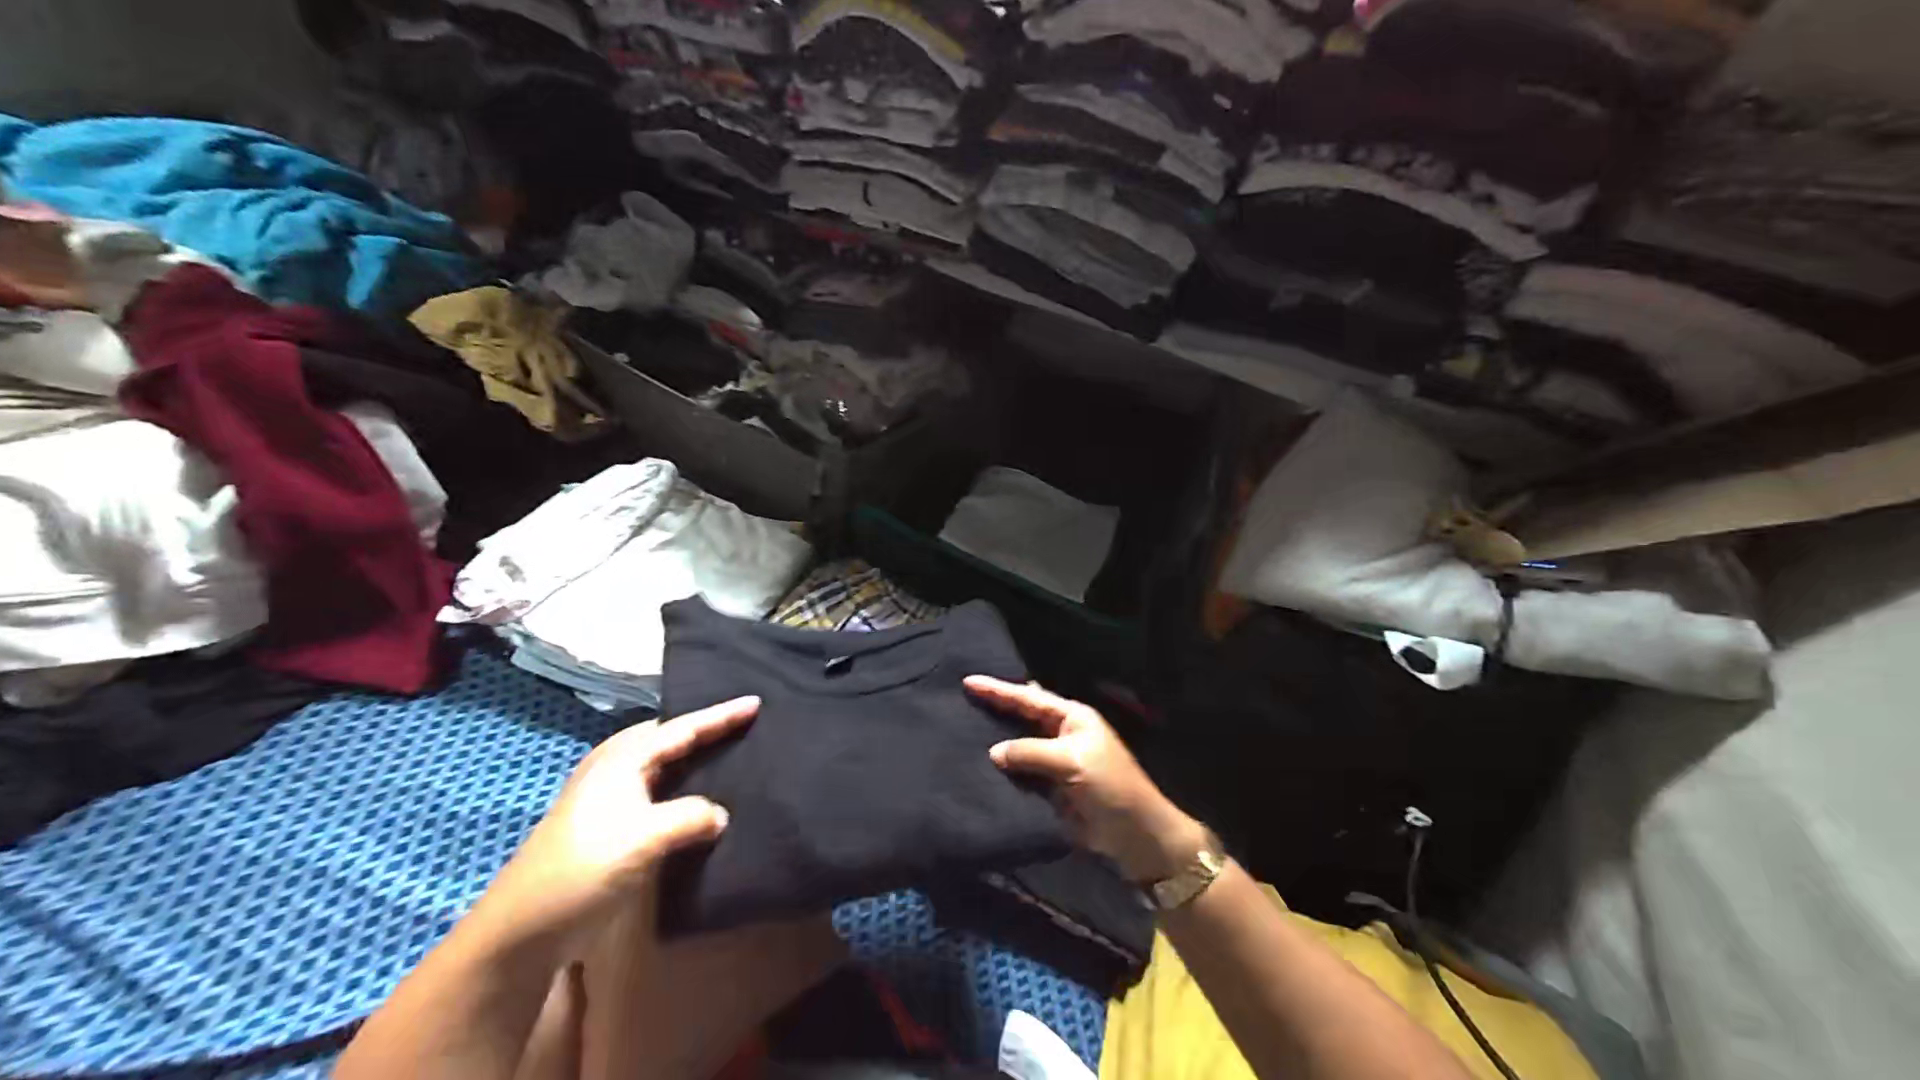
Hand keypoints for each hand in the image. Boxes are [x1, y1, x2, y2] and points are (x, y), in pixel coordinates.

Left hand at [475, 696, 758, 949]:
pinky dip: (685, 783)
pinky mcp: (612, 823)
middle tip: (744, 722)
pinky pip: (660, 788)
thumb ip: (691, 816)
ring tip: (730, 751)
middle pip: (670, 737)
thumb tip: (722, 813)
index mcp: (623, 759)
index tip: (757, 703)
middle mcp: (616, 767)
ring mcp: (611, 796)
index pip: (682, 728)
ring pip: (664, 763)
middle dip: (705, 727)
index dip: (721, 716)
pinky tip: (702, 795)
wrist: (524, 929)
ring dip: (695, 756)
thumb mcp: (644, 838)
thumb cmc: (584, 869)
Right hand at [966, 677, 1209, 884]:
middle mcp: (1061, 733)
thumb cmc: (1110, 787)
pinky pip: (1020, 771)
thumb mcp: (1072, 762)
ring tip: (961, 727)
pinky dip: (1002, 769)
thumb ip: (1030, 752)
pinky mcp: (1049, 786)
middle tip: (961, 698)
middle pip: (1022, 716)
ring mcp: (1055, 760)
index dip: (999, 690)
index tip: (969, 680)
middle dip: (995, 708)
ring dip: (995, 739)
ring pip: (1018, 744)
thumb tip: (994, 751)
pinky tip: (979, 765)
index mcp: (1072, 717)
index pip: (1029, 698)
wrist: (1134, 835)